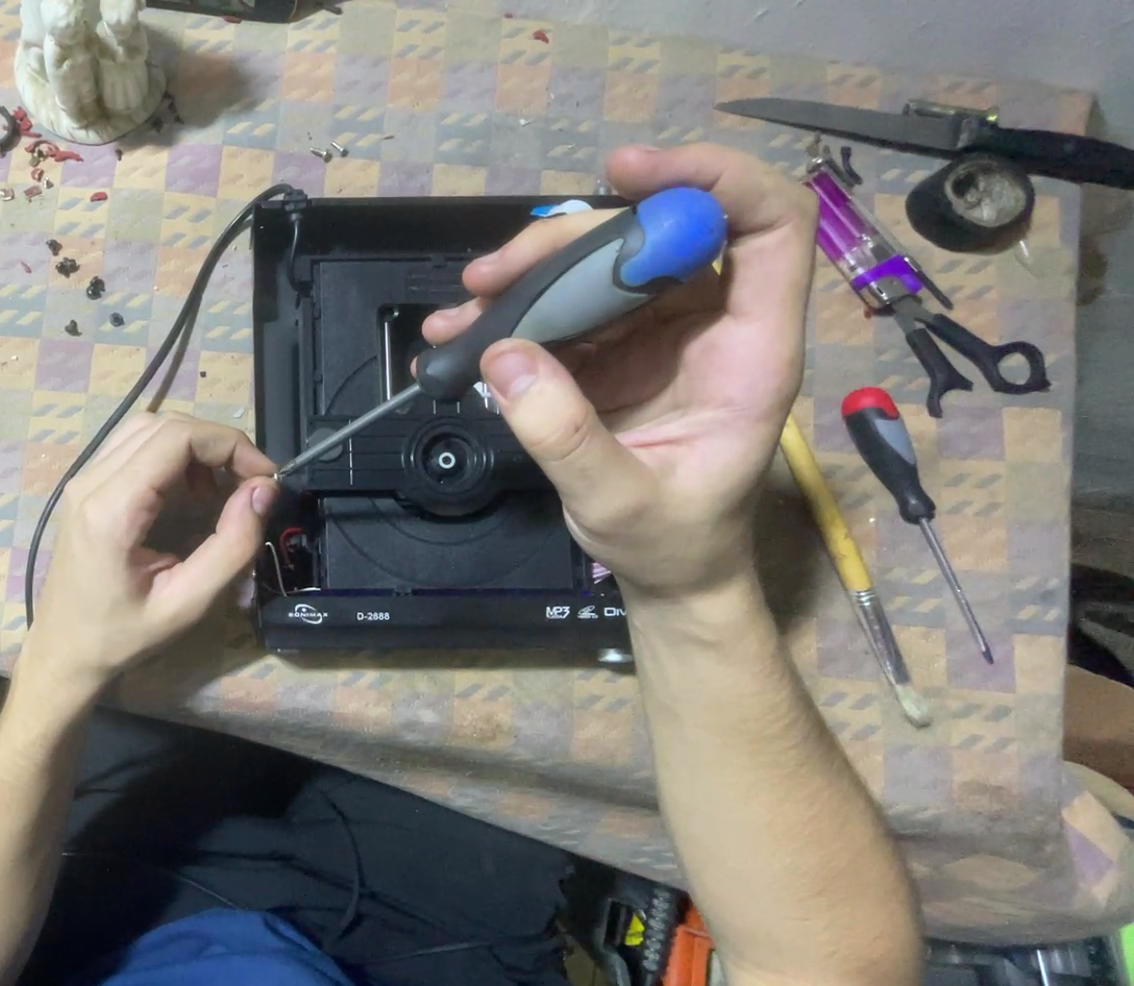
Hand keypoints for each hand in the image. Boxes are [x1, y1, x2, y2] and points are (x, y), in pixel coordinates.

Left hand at [23, 413, 278, 695]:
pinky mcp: (85, 487)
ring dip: (194, 445)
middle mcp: (91, 483)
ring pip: (147, 427)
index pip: (175, 438)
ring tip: (221, 487)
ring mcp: (83, 481)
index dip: (229, 444)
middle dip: (216, 443)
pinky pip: (132, 445)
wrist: (64, 651)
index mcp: (112, 510)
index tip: (264, 477)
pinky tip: (190, 490)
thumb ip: (230, 547)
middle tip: (250, 483)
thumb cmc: (122, 636)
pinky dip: (171, 453)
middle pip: (163, 424)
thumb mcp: (186, 604)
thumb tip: (263, 490)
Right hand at [422, 144, 816, 599]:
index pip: (764, 225)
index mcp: (748, 349)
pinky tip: (459, 339)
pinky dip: (508, 321)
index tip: (622, 175)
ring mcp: (652, 340)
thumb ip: (564, 435)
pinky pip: (560, 317)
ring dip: (522, 282)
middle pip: (648, 242)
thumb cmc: (671, 541)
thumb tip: (500, 356)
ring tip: (458, 311)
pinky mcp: (609, 359)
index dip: (706, 180)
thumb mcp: (619, 500)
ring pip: (594, 274)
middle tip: (487, 276)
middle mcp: (704, 327)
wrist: (667, 572)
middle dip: (564, 246)